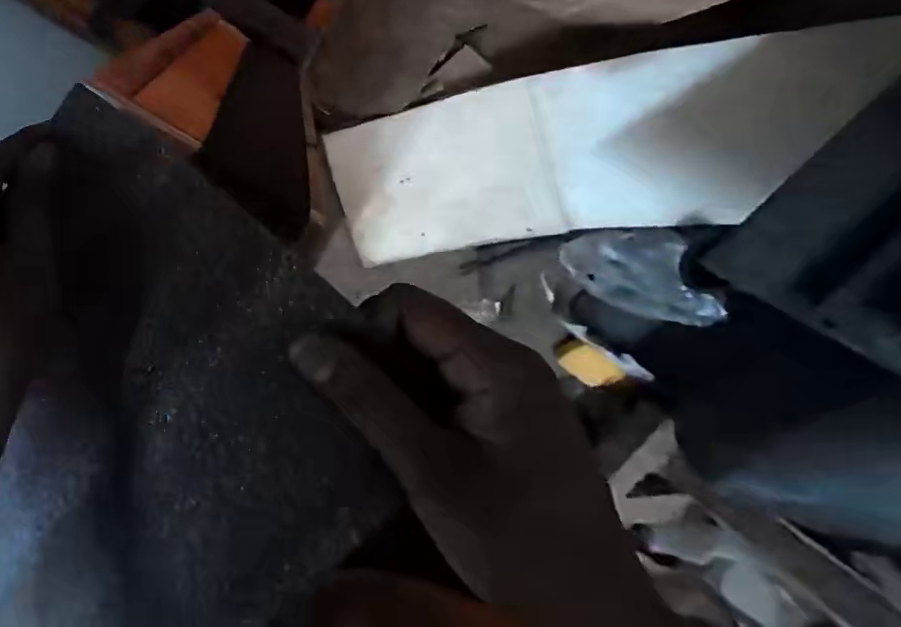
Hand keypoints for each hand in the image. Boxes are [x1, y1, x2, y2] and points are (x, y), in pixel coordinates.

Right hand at [292, 284, 668, 626]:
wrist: (597, 623)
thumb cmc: (515, 547)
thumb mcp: (430, 472)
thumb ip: (367, 401)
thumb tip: (303, 343)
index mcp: (498, 362)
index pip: (408, 305)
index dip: (365, 330)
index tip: (343, 380)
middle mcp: (508, 361)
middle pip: (419, 327)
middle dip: (376, 360)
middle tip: (353, 411)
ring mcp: (512, 388)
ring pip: (429, 357)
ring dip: (392, 384)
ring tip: (371, 427)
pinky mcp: (509, 416)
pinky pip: (447, 385)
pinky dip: (414, 403)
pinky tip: (403, 440)